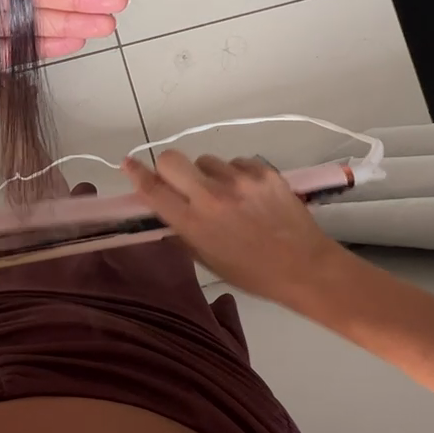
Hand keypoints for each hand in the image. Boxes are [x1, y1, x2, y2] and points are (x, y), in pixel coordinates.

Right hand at [123, 152, 355, 304]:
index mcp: (194, 223)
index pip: (153, 189)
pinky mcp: (264, 172)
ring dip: (207, 174)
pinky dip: (235, 175)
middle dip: (169, 168)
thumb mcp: (206, 258)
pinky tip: (248, 194)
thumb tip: (162, 207)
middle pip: (172, 160)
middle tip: (179, 180)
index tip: (127, 164)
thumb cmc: (251, 272)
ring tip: (225, 194)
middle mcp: (212, 197)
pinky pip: (236, 163)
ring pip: (206, 160)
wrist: (306, 268)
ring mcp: (239, 181)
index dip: (136, 173)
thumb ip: (180, 229)